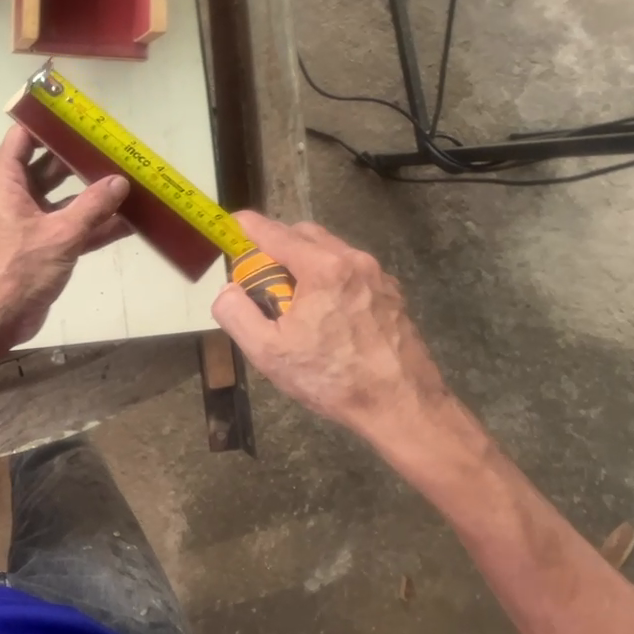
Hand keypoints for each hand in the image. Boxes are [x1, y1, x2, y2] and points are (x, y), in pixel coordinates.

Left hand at [0, 126, 132, 353]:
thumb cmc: (18, 268)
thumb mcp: (60, 233)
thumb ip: (92, 206)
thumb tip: (120, 182)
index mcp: (6, 181)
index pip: (23, 137)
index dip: (47, 123)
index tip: (78, 114)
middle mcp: (15, 195)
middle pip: (49, 166)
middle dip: (79, 158)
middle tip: (114, 146)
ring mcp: (29, 221)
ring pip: (63, 198)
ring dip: (92, 194)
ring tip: (129, 180)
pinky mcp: (42, 246)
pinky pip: (71, 227)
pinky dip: (94, 225)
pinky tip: (129, 222)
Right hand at [211, 212, 449, 438]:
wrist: (405, 408)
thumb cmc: (333, 378)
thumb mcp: (268, 352)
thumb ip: (236, 314)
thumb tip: (227, 290)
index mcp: (322, 268)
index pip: (274, 233)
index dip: (247, 227)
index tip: (230, 225)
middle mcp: (353, 261)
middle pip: (304, 234)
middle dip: (277, 244)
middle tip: (260, 273)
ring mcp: (379, 277)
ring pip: (331, 252)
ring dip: (304, 261)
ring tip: (293, 298)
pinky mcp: (393, 296)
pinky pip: (352, 271)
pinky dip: (330, 277)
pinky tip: (326, 313)